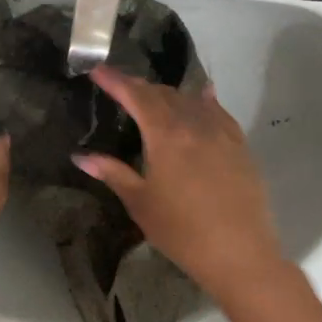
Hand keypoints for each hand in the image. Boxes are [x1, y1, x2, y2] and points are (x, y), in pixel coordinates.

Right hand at [73, 66, 283, 297]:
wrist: (239, 252)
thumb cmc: (181, 231)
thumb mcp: (140, 203)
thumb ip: (113, 173)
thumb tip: (81, 157)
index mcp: (166, 134)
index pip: (136, 96)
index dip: (115, 81)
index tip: (97, 69)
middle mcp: (195, 123)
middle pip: (164, 93)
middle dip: (139, 86)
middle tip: (119, 86)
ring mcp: (222, 132)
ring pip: (191, 100)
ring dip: (169, 94)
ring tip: (152, 95)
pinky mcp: (240, 145)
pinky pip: (217, 112)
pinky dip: (203, 101)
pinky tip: (201, 97)